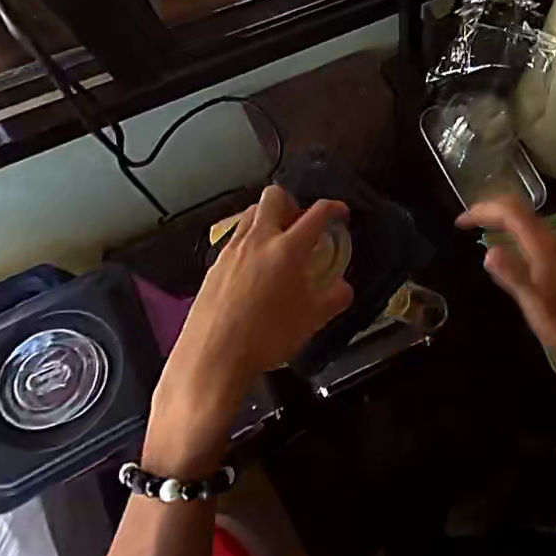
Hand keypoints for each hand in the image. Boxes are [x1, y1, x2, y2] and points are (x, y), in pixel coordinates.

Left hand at [147, 186, 352, 472]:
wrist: (212, 360)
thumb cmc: (266, 338)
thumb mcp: (313, 320)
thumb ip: (335, 298)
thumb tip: (343, 289)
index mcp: (289, 248)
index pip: (317, 213)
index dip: (334, 208)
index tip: (340, 214)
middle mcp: (258, 241)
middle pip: (274, 196)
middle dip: (293, 203)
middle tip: (301, 224)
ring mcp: (231, 252)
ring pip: (251, 215)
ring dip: (268, 220)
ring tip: (279, 245)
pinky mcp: (213, 268)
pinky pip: (235, 241)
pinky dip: (250, 244)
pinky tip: (256, 272)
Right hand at [457, 198, 555, 359]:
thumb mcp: (531, 303)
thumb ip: (512, 276)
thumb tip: (488, 252)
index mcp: (541, 246)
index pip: (510, 213)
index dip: (483, 211)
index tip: (460, 222)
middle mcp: (546, 238)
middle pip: (516, 206)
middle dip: (488, 206)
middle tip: (464, 219)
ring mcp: (549, 243)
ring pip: (521, 213)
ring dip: (497, 212)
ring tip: (474, 223)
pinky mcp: (549, 251)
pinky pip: (524, 224)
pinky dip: (506, 222)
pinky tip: (496, 235)